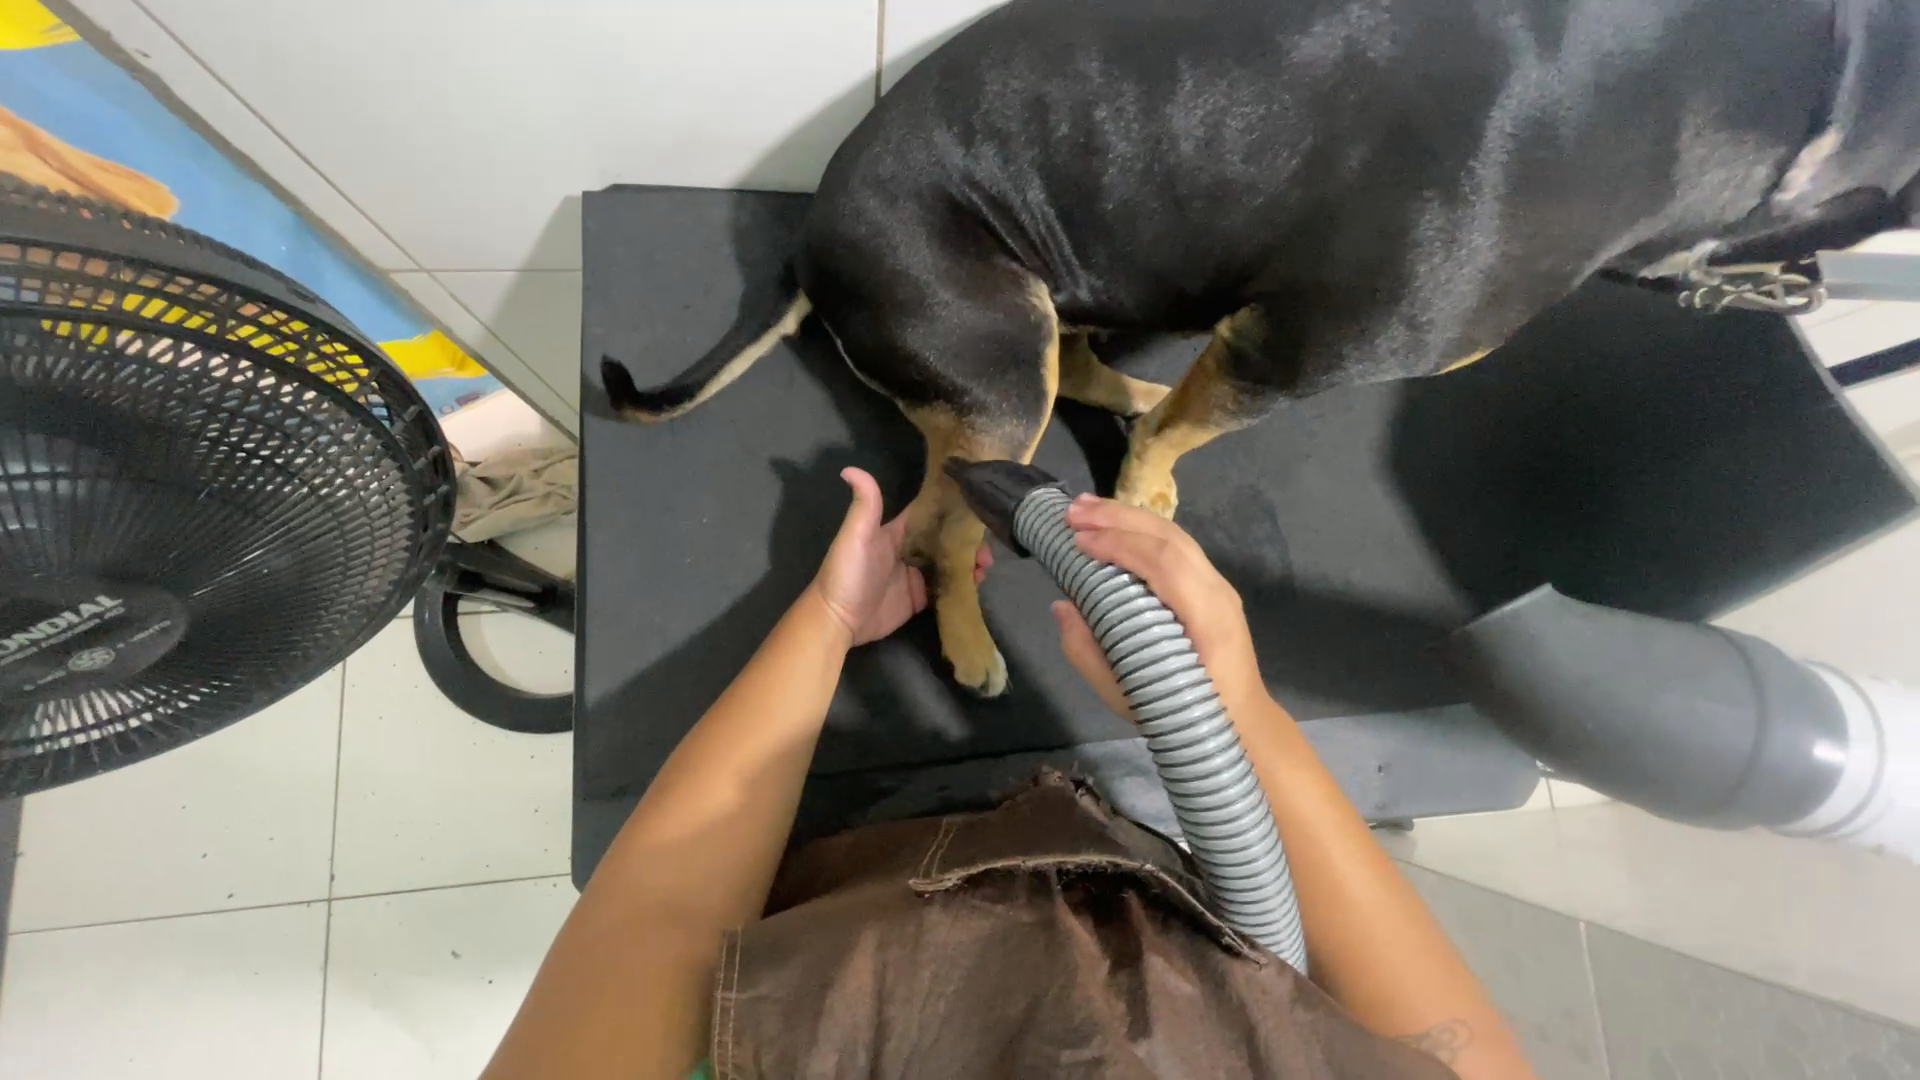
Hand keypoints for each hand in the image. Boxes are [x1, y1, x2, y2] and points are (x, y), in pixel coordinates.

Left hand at [810, 467, 991, 646]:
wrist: (838, 620)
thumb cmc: (847, 574)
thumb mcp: (855, 535)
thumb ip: (864, 505)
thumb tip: (851, 468)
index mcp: (896, 532)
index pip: (929, 515)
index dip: (952, 512)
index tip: (977, 509)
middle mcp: (908, 550)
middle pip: (944, 541)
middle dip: (966, 542)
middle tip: (987, 550)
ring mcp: (914, 575)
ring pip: (948, 563)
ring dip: (968, 563)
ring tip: (985, 568)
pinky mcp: (918, 598)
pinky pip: (944, 587)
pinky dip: (962, 584)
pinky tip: (977, 583)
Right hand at [1051, 493, 1272, 724]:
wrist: (1241, 722)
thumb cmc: (1184, 715)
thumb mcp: (1128, 698)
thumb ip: (1089, 654)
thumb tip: (1062, 607)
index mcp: (1207, 621)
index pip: (1165, 564)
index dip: (1120, 545)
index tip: (1078, 542)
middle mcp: (1219, 593)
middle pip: (1170, 538)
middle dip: (1118, 519)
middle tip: (1071, 512)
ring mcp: (1219, 585)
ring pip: (1174, 534)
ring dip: (1127, 516)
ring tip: (1084, 508)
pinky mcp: (1211, 583)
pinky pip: (1176, 545)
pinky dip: (1141, 529)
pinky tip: (1114, 525)